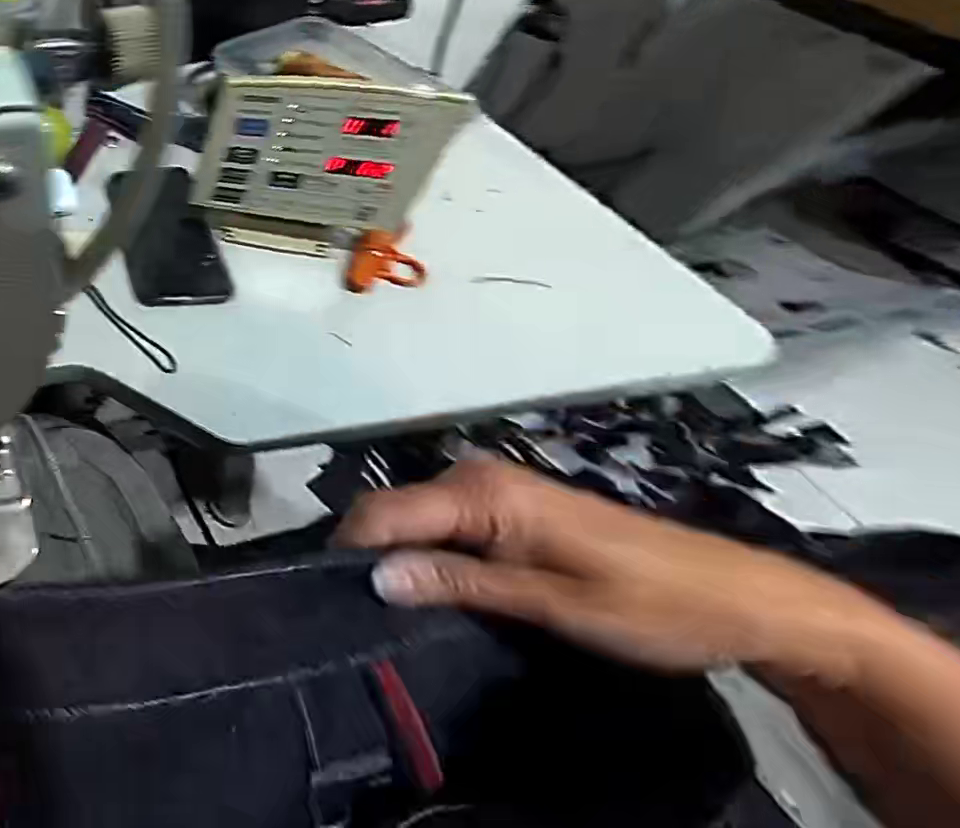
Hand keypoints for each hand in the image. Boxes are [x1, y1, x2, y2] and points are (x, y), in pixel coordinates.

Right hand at [335, 456, 902, 679]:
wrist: (745, 597)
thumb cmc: (652, 604)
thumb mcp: (552, 603)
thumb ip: (459, 582)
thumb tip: (376, 577)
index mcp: (481, 491)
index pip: (387, 510)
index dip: (353, 547)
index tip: (332, 591)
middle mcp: (474, 474)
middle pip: (394, 507)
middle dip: (372, 549)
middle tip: (362, 604)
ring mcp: (490, 483)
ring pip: (413, 512)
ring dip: (397, 549)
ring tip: (390, 597)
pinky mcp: (503, 499)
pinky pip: (440, 516)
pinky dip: (425, 545)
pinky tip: (429, 577)